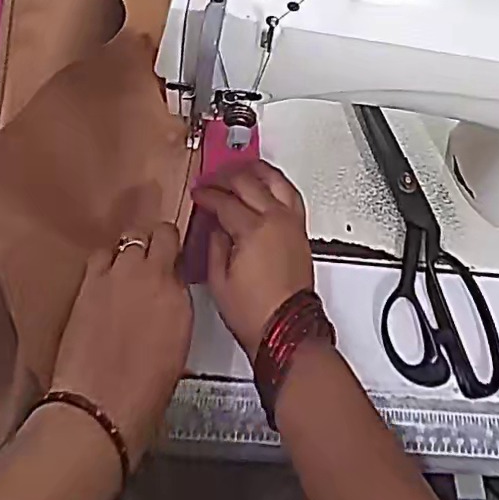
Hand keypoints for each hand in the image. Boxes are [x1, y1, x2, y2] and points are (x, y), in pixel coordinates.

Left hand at [49, 222, 192, 463]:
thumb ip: (174, 308)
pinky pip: (101, 255)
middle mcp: (154, 277)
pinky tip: (104, 278)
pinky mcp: (90, 282)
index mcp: (180, 297)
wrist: (99, 408)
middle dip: (158, 242)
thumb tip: (168, 295)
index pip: (182, 256)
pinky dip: (105, 261)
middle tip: (152, 258)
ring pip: (130, 238)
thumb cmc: (143, 393)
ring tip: (126, 268)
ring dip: (131, 249)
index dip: (175, 256)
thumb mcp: (177, 346)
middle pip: (159, 234)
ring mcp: (120, 275)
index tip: (171, 263)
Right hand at [194, 161, 313, 352]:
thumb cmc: (255, 313)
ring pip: (275, 180)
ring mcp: (291, 223)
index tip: (198, 193)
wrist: (286, 331)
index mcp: (253, 230)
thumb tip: (215, 224)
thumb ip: (215, 243)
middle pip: (248, 183)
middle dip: (225, 177)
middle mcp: (275, 220)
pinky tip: (269, 183)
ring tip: (241, 168)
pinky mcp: (301, 230)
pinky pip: (290, 194)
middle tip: (212, 179)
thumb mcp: (218, 280)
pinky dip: (277, 183)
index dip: (207, 194)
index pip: (224, 200)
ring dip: (255, 170)